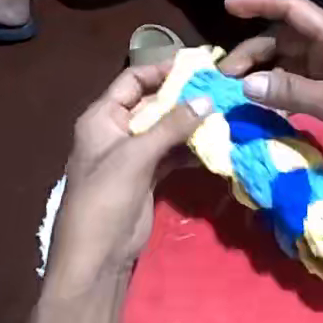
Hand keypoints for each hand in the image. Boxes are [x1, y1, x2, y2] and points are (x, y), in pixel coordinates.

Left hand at [49, 63, 208, 283]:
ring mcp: (133, 154)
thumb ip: (172, 126)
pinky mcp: (147, 175)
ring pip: (166, 129)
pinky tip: (216, 144)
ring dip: (191, 123)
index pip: (132, 80)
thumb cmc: (106, 197)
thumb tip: (208, 98)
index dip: (162, 69)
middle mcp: (117, 130)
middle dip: (184, 97)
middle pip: (153, 103)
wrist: (97, 256)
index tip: (197, 66)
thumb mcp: (136, 156)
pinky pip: (172, 153)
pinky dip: (191, 148)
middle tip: (220, 88)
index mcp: (102, 117)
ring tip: (225, 113)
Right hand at [220, 0, 322, 175]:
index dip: (258, 3)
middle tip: (224, 76)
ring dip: (262, 71)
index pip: (291, 9)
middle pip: (283, 38)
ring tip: (235, 90)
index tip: (227, 5)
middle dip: (253, 51)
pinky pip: (295, 83)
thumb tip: (245, 84)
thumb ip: (289, 90)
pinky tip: (258, 101)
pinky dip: (276, 88)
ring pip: (286, 61)